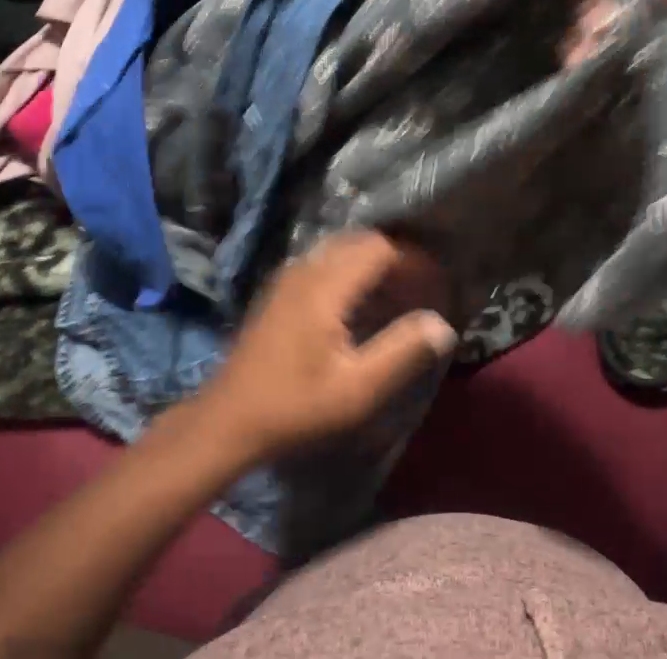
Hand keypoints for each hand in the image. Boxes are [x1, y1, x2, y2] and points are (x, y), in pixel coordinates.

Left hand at [181, 232, 456, 465]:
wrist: (225, 424)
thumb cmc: (295, 408)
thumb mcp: (357, 389)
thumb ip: (403, 352)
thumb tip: (441, 324)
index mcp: (325, 287)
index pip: (380, 248)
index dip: (415, 261)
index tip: (439, 285)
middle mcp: (305, 271)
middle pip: (361, 242)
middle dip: (398, 260)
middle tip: (424, 289)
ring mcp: (287, 280)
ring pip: (341, 251)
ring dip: (375, 266)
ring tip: (400, 298)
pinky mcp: (279, 294)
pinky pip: (325, 265)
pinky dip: (353, 274)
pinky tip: (363, 308)